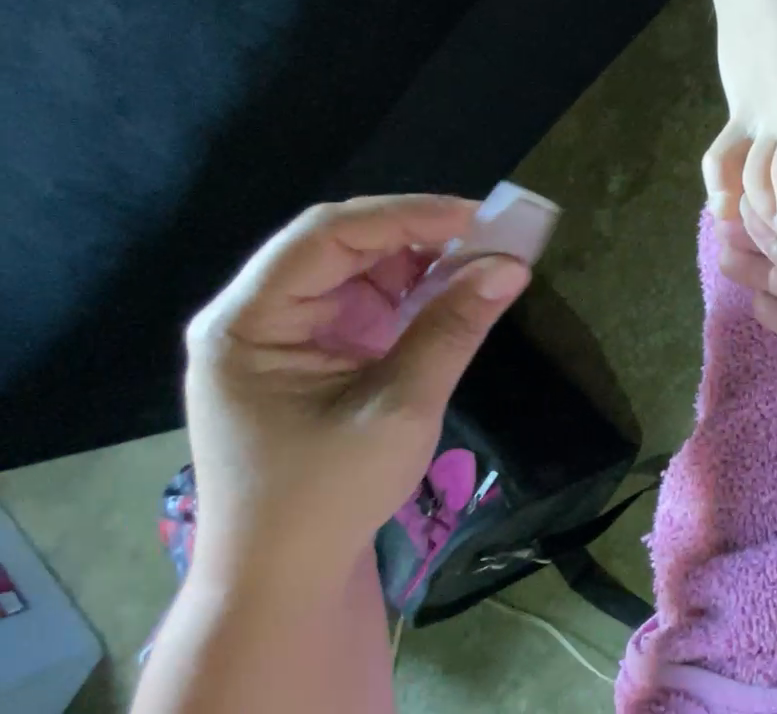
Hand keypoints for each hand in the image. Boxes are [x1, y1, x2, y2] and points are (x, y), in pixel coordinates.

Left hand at [182, 195, 529, 585]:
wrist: (286, 576)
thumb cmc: (327, 495)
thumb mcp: (400, 407)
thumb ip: (454, 329)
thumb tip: (514, 265)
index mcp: (248, 323)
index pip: (326, 236)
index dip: (406, 215)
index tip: (481, 219)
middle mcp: (261, 315)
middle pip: (342, 244)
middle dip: (421, 234)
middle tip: (495, 236)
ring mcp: (290, 334)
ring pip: (363, 267)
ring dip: (426, 260)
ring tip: (488, 261)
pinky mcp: (321, 353)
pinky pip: (374, 301)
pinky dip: (421, 292)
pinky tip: (462, 293)